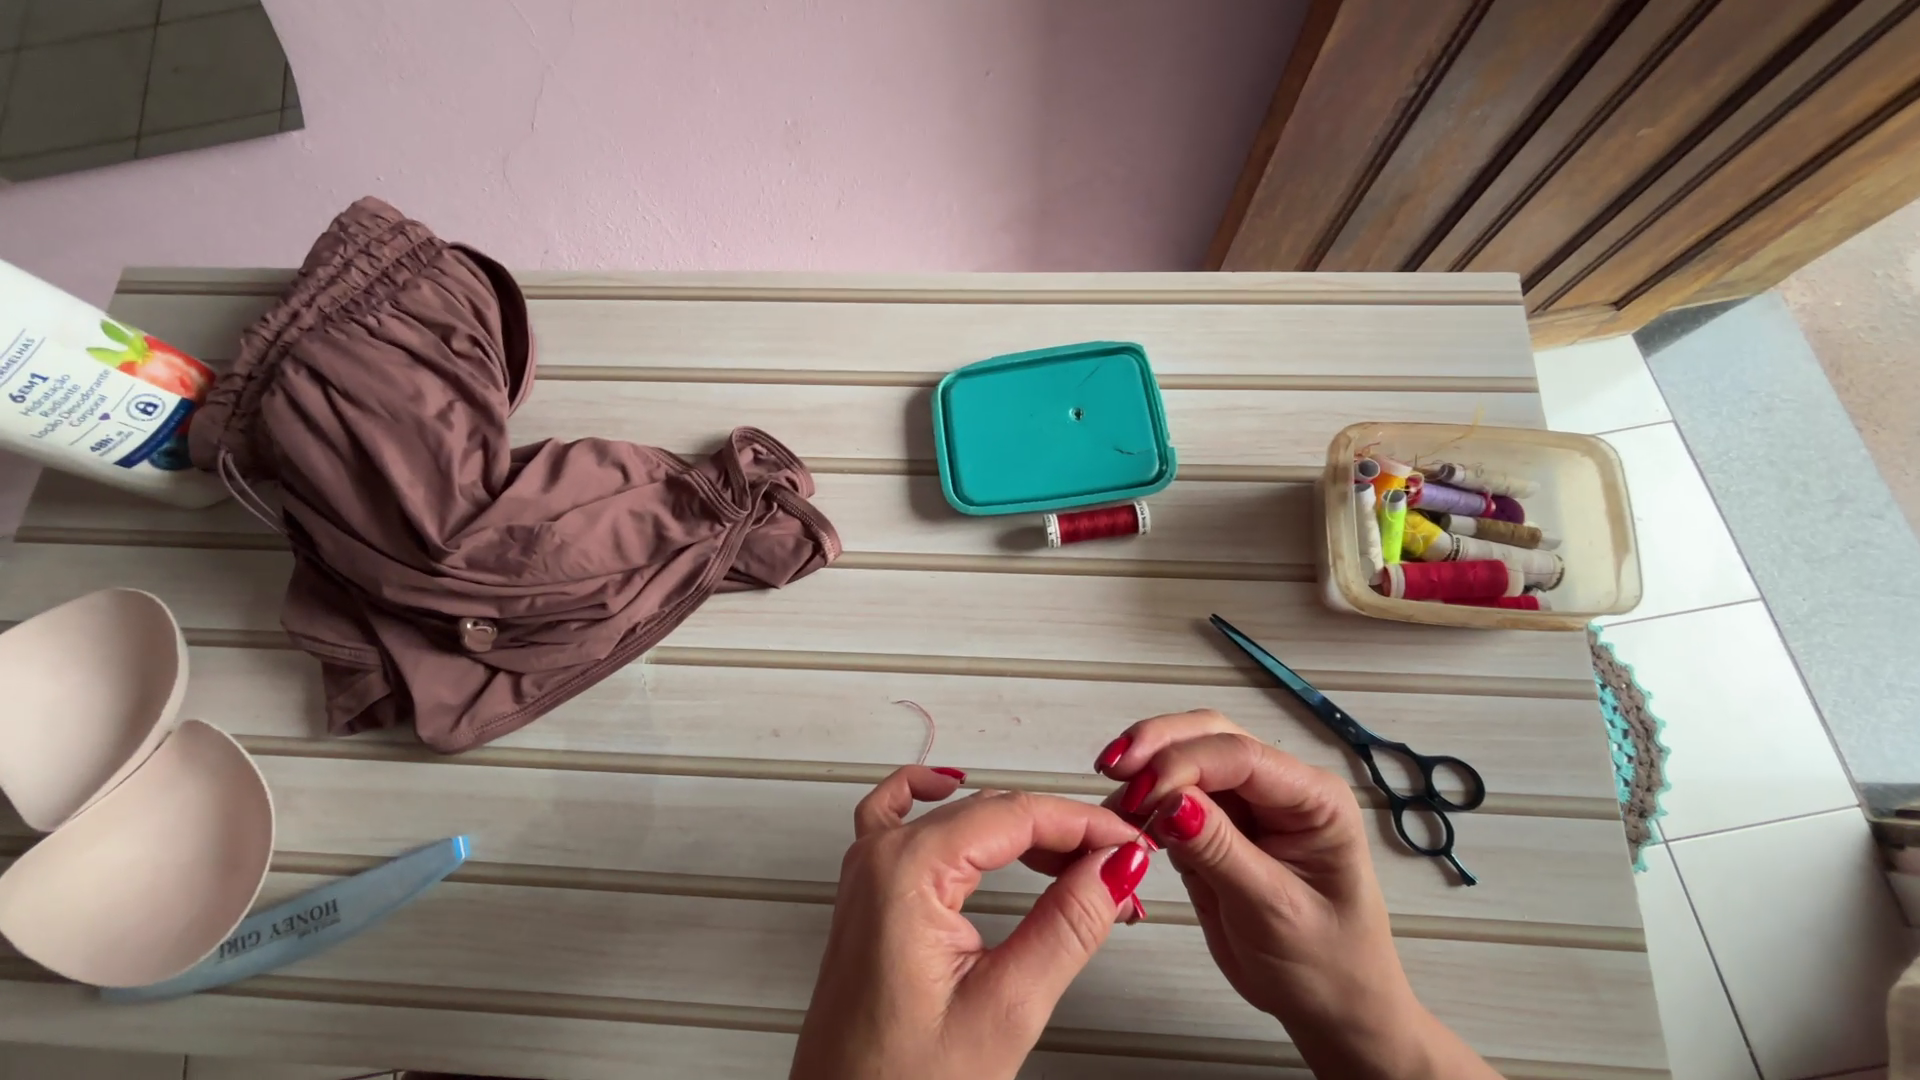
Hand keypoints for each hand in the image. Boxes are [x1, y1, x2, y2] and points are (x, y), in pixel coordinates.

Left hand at [790, 766, 1151, 1079]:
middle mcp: (881, 856)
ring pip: (959, 815)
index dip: (1083, 824)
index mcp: (908, 869)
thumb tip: (1114, 867)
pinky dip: (931, 795)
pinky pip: (895, 813)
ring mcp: (868, 868)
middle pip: (992, 811)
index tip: (1129, 842)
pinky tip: (956, 788)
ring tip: (1075, 860)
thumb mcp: (1005, 1007)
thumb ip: (1068, 925)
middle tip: (1117, 867)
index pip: (1016, 816)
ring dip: (1021, 829)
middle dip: (1062, 834)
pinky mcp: (868, 888)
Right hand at [1094, 711, 1499, 1079]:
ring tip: (1113, 801)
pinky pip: (1172, 794)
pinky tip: (1122, 817)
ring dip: (1144, 769)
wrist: (1329, 1008)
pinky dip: (1143, 799)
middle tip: (1112, 769)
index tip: (1140, 793)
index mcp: (1312, 797)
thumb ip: (1219, 850)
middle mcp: (1279, 786)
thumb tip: (1168, 800)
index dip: (1184, 764)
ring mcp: (1246, 801)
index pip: (1239, 755)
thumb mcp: (1272, 910)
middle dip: (1157, 746)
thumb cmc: (1323, 964)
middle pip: (1209, 736)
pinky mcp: (1216, 822)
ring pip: (1185, 755)